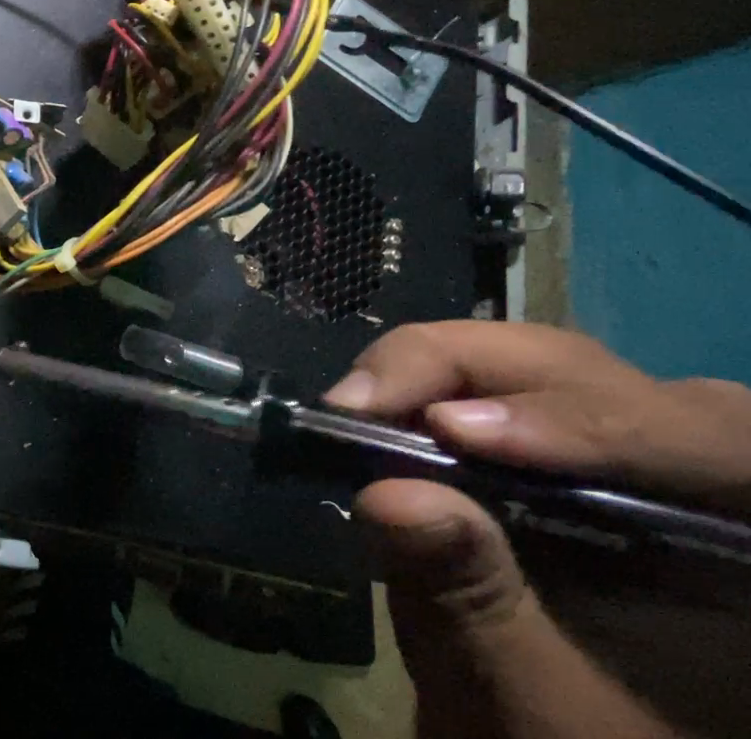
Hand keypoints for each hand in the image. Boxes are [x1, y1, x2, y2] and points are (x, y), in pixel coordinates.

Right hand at [326, 321, 750, 737]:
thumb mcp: (533, 700)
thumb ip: (471, 601)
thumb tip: (390, 495)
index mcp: (744, 541)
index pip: (705, 444)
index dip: (587, 419)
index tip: (453, 431)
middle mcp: (696, 481)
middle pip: (597, 379)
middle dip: (472, 371)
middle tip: (363, 400)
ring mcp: (613, 458)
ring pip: (539, 368)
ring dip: (439, 371)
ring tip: (356, 404)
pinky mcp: (539, 453)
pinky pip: (490, 389)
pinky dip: (421, 387)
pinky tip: (369, 409)